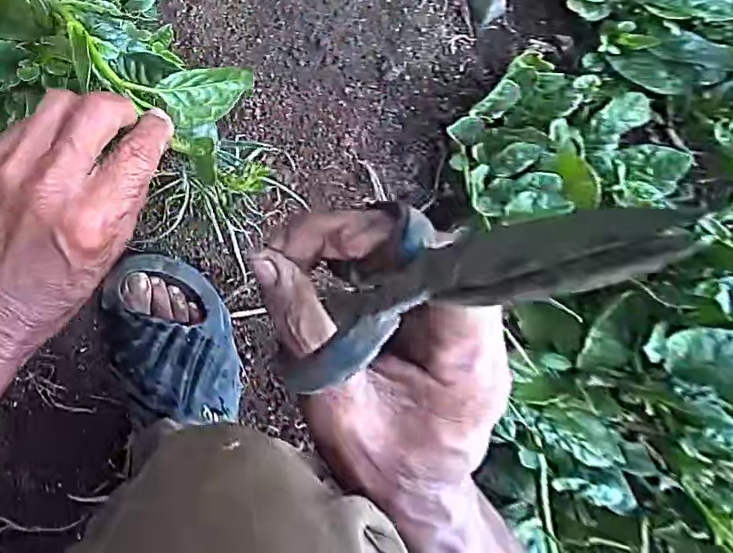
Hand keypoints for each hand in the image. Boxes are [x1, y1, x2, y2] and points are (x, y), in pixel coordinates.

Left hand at [0, 90, 173, 367]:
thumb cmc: (60, 284)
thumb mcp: (113, 248)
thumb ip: (131, 192)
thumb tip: (148, 145)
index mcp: (90, 219)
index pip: (135, 152)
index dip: (156, 129)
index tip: (160, 122)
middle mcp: (50, 188)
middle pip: (96, 110)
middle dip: (121, 108)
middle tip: (125, 121)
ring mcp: (13, 170)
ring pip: (60, 102)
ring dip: (84, 109)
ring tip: (89, 127)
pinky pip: (29, 121)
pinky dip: (50, 127)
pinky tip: (54, 147)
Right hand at [252, 211, 513, 550]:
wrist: (413, 498)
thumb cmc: (384, 466)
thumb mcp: (337, 403)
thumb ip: (304, 327)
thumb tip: (266, 260)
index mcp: (465, 349)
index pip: (431, 258)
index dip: (373, 237)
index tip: (310, 248)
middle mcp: (467, 318)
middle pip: (407, 240)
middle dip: (340, 234)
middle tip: (284, 249)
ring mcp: (447, 307)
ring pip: (394, 242)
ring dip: (338, 240)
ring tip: (291, 256)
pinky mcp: (426, 304)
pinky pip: (387, 259)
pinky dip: (345, 255)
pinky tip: (314, 265)